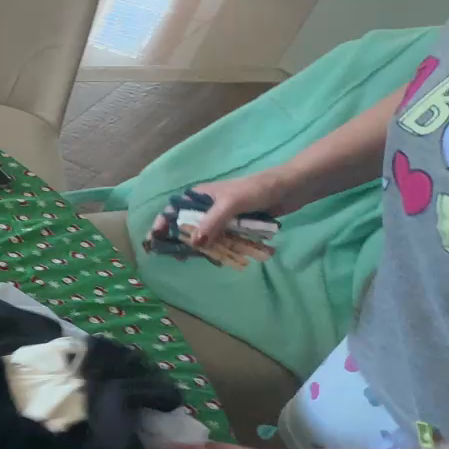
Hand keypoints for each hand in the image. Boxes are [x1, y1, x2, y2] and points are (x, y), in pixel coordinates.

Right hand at [154, 171, 289, 246]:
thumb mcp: (230, 205)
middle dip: (182, 242)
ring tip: (204, 260)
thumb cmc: (257, 190)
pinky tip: (223, 257)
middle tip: (179, 257)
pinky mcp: (235, 225)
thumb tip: (195, 244)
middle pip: (186, 227)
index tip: (155, 240)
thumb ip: (212, 223)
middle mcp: (205, 208)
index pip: (172, 212)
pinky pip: (222, 239)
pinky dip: (222, 248)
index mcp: (197, 197)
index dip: (161, 225)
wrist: (293, 188)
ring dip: (204, 248)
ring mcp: (220, 218)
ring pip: (205, 236)